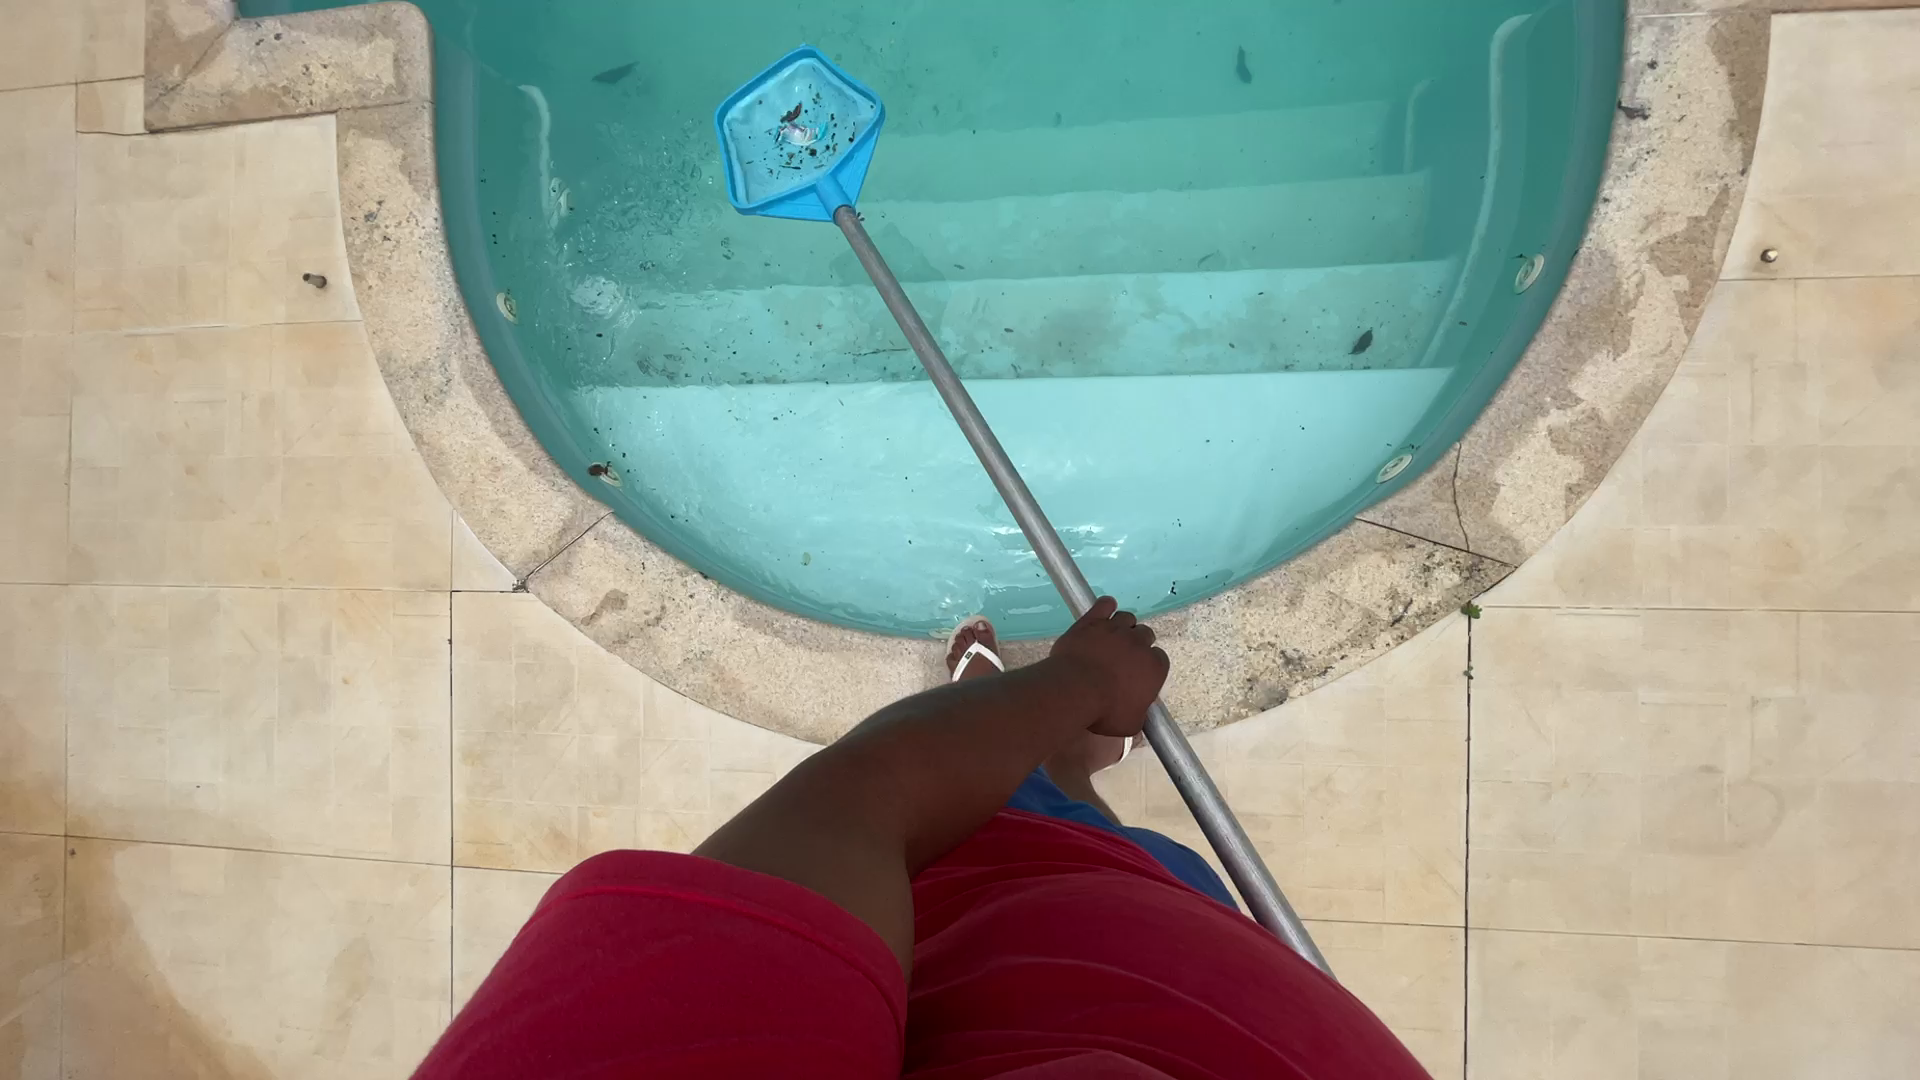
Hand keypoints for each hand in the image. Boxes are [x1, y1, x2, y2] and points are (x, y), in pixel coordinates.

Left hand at [1048, 597, 1169, 736]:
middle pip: (1145, 634)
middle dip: (1137, 644)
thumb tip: (1139, 715)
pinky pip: (1105, 604)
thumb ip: (1140, 714)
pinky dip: (1106, 605)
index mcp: (1154, 666)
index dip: (1148, 666)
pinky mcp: (1092, 621)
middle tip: (1123, 656)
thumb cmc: (1104, 711)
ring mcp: (1115, 628)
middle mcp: (1138, 642)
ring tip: (1113, 636)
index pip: (1159, 660)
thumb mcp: (1130, 724)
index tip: (1137, 675)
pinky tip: (1105, 608)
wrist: (1074, 690)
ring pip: (1127, 617)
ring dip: (1123, 625)